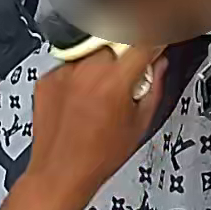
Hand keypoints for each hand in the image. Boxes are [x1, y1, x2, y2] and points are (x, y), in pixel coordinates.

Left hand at [23, 45, 167, 209]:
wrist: (60, 173)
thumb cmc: (98, 157)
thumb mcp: (140, 123)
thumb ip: (154, 87)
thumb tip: (159, 65)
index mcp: (114, 81)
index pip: (143, 42)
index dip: (157, 37)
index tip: (162, 36)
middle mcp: (86, 71)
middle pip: (116, 41)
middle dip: (127, 51)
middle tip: (131, 71)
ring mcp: (64, 72)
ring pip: (93, 50)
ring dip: (104, 61)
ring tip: (104, 89)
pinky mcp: (48, 78)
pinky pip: (73, 64)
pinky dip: (82, 73)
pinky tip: (83, 98)